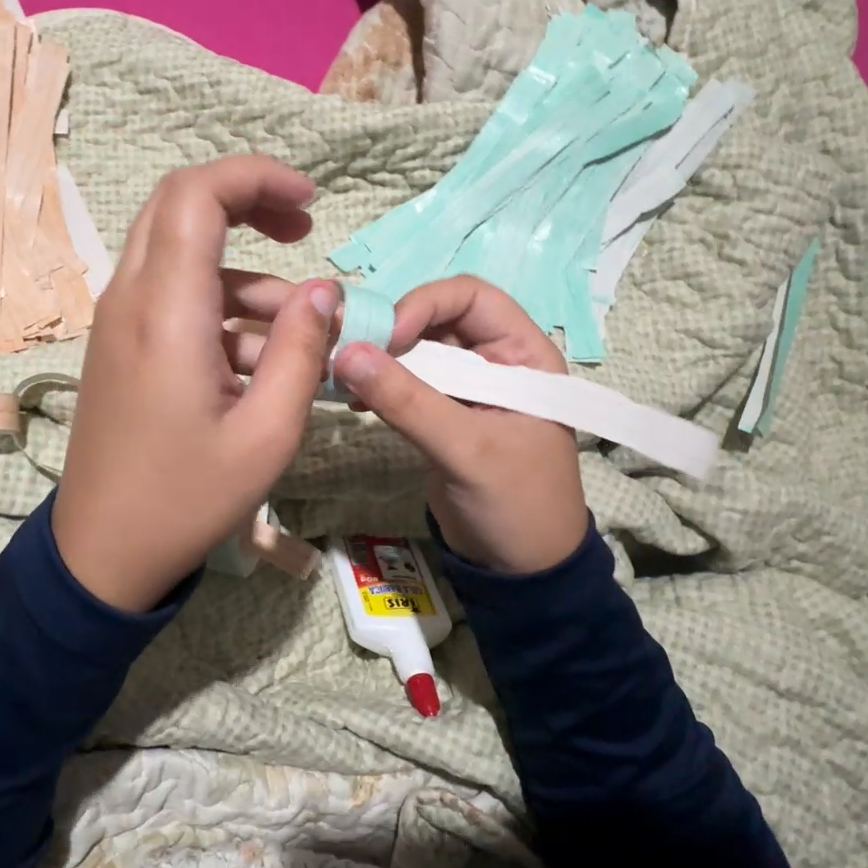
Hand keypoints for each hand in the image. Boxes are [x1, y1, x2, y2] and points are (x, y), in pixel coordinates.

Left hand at [53, 156, 338, 610]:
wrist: (104, 551)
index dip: (255, 177)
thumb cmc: (187, 498)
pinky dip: (223, 309)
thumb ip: (302, 351)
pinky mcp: (121, 346)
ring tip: (303, 333)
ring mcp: (119, 322)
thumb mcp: (267, 433)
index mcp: (165, 311)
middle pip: (180, 206)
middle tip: (303, 229)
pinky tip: (264, 363)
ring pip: (182, 255)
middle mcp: (131, 299)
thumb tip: (324, 291)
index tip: (311, 201)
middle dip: (248, 203)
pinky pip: (174, 298)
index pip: (197, 194)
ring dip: (246, 276)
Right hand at [331, 275, 588, 574]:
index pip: (472, 297)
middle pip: (438, 318)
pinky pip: (407, 383)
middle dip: (394, 329)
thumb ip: (408, 400)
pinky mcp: (442, 414)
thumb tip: (347, 352)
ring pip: (417, 350)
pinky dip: (379, 384)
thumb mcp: (466, 449)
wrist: (521, 571)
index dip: (426, 304)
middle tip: (351, 353)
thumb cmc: (515, 504)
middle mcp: (496, 361)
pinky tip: (354, 399)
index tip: (386, 336)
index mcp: (523, 354)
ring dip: (381, 357)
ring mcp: (466, 388)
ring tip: (344, 375)